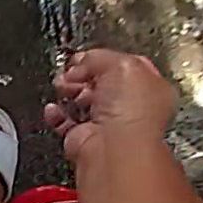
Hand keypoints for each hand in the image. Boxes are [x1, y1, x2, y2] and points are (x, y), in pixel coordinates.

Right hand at [43, 49, 176, 162]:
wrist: (111, 144)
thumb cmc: (130, 111)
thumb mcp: (121, 65)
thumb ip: (100, 57)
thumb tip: (80, 62)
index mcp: (149, 87)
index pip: (123, 67)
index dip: (101, 60)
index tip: (83, 58)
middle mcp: (128, 106)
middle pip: (99, 83)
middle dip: (81, 76)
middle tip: (71, 74)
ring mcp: (104, 123)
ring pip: (80, 101)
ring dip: (67, 92)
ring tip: (61, 88)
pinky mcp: (82, 137)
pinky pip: (64, 122)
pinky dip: (56, 114)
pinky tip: (53, 107)